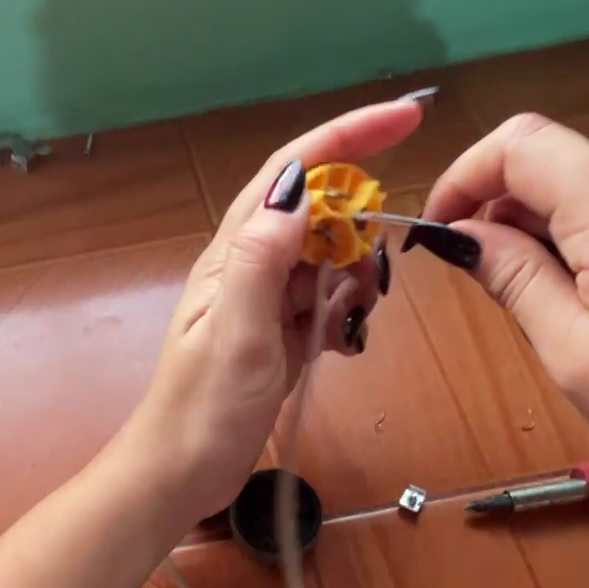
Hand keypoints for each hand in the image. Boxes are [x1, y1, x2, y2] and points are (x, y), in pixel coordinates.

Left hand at [119, 100, 422, 521]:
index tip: (408, 116)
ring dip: (353, 276)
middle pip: (315, 210)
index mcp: (232, 255)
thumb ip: (261, 260)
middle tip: (368, 281)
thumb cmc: (203, 409)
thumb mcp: (236, 334)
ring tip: (351, 320)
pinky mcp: (276, 329)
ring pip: (325, 256)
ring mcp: (262, 298)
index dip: (346, 136)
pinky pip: (323, 298)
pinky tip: (340, 342)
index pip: (289, 173)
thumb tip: (298, 188)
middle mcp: (247, 265)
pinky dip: (343, 310)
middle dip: (356, 228)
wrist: (180, 471)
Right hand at [425, 114, 588, 525]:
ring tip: (565, 305)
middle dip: (508, 215)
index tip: (441, 228)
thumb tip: (459, 231)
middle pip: (559, 166)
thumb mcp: (577, 359)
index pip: (526, 144)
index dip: (467, 174)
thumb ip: (515, 279)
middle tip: (500, 288)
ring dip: (553, 230)